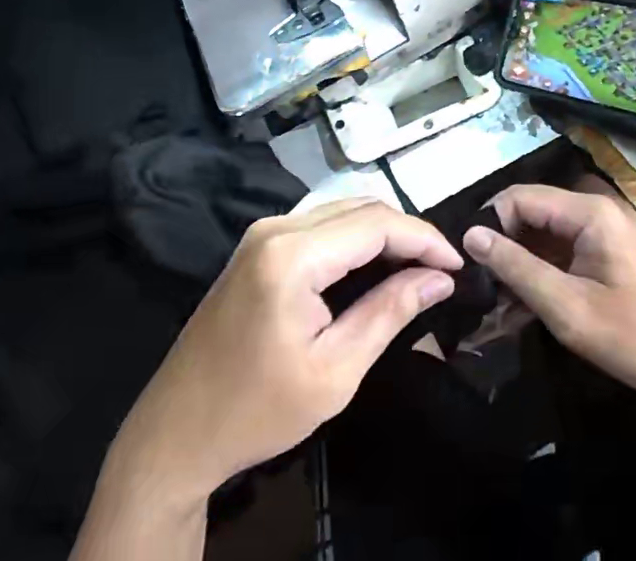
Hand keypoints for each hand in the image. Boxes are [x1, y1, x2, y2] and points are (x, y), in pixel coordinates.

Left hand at [105, 198, 461, 502]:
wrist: (178, 427)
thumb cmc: (258, 409)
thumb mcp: (335, 370)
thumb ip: (389, 313)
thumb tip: (439, 278)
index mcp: (292, 255)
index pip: (376, 224)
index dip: (424, 238)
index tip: (458, 266)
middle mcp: (275, 228)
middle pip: (359, 208)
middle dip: (406, 233)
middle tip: (441, 270)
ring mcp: (261, 234)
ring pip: (340, 211)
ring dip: (381, 232)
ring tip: (416, 268)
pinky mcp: (256, 246)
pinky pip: (318, 224)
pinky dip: (353, 238)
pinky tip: (374, 265)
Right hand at [463, 185, 635, 410]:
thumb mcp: (567, 306)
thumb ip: (516, 267)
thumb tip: (470, 235)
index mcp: (589, 213)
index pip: (519, 198)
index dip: (489, 224)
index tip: (467, 261)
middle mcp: (595, 214)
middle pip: (531, 216)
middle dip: (502, 248)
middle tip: (477, 286)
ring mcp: (603, 236)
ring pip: (543, 239)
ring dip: (518, 268)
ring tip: (493, 306)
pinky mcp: (607, 259)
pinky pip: (561, 257)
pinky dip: (540, 278)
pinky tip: (520, 310)